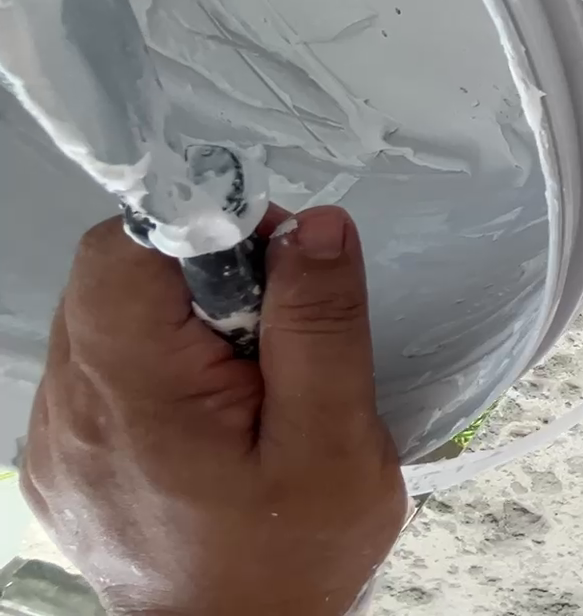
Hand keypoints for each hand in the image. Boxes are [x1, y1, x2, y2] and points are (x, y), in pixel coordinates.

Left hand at [22, 206, 407, 615]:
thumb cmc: (300, 540)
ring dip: (206, 310)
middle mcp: (70, 408)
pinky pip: (121, 358)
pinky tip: (238, 395)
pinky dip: (186, 347)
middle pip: (120, 277)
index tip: (289, 261)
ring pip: (120, 313)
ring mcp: (65, 432)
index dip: (211, 227)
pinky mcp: (80, 448)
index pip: (125, 254)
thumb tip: (315, 223)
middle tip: (296, 321)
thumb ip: (321, 324)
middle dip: (218, 268)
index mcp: (131, 397)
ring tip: (275, 366)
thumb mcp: (335, 431)